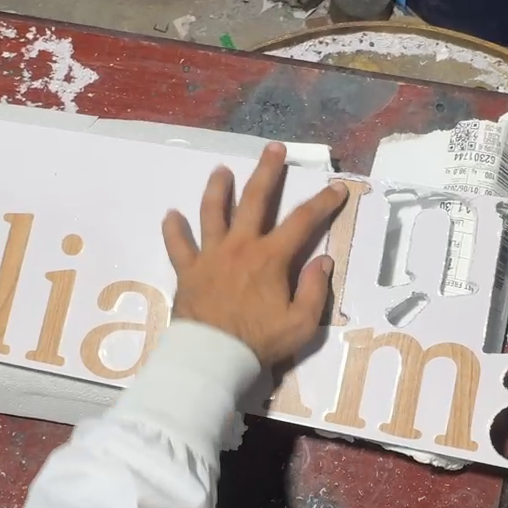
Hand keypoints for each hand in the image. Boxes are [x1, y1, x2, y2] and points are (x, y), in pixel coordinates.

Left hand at [162, 142, 347, 367]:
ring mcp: (210, 255)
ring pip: (212, 212)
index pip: (303, 221)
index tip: (336, 187)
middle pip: (254, 199)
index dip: (323, 202)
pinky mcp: (187, 271)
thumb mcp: (302, 323)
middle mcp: (240, 246)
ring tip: (221, 170)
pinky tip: (170, 215)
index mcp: (271, 258)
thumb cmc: (260, 342)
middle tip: (274, 149)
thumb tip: (321, 261)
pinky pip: (177, 245)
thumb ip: (314, 290)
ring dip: (217, 188)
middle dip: (267, 171)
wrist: (213, 358)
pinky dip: (173, 229)